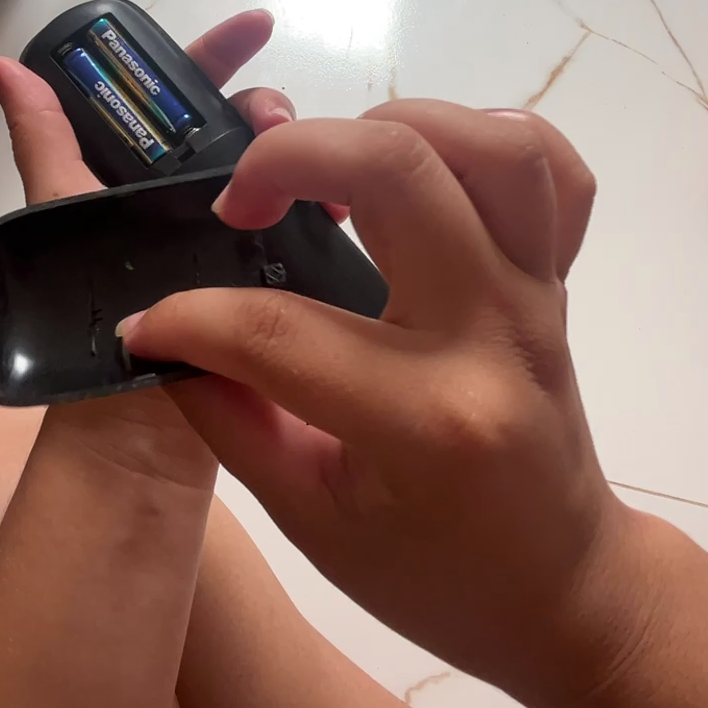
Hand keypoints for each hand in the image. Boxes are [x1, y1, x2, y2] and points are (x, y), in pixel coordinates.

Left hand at [0, 9, 300, 485]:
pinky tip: (338, 208)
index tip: (254, 29)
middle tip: (281, 121)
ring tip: (318, 166)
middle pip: (235, 130)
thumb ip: (45, 148)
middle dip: (264, 108)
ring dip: (299, 156)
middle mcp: (183, 203)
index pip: (174, 99)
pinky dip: (318, 208)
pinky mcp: (261, 280)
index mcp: (136, 180)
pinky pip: (296, 226)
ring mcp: (226, 241)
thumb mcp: (65, 222)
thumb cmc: (98, 326)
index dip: (209, 56)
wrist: (144, 433)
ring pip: (272, 174)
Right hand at [122, 101, 640, 707]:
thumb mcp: (308, 517)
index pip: (277, 329)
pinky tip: (429, 169)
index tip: (147, 322)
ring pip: (494, 144)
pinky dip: (485, 140)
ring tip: (335, 169)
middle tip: (240, 201)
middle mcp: (492, 330)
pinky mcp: (558, 277)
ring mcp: (539, 292)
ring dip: (393, 125)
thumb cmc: (434, 573)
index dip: (186, 317)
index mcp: (424, 417)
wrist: (560, 582)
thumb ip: (228, 414)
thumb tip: (164, 335)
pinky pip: (555, 172)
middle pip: (398, 169)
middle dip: (286, 156)